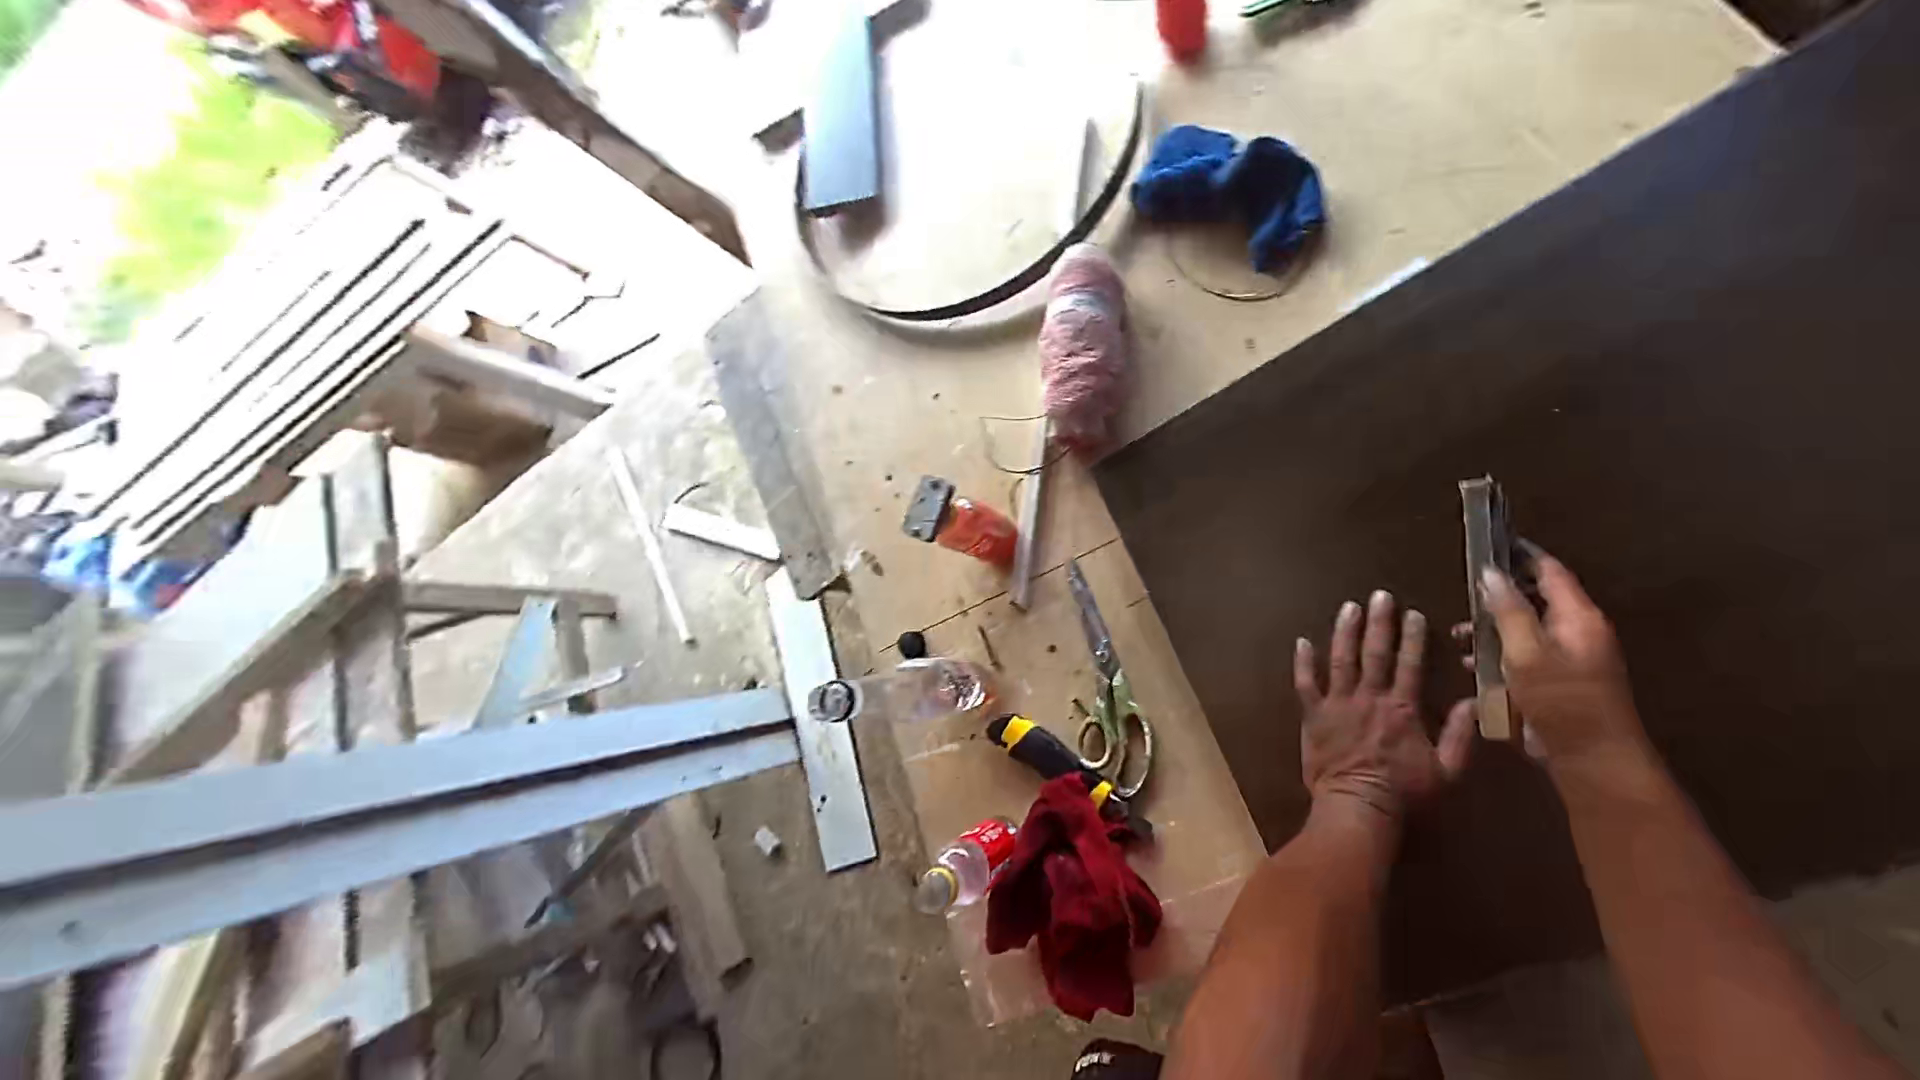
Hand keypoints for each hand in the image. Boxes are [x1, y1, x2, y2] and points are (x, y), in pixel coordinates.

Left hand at [1294, 590, 1474, 820]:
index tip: (1413, 613)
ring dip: (1344, 632)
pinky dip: (1302, 661)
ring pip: (1340, 659)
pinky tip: (1301, 641)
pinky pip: (1305, 683)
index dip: (1412, 637)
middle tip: (1380, 596)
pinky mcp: (1312, 714)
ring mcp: (1337, 703)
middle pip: (1375, 653)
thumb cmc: (1405, 793)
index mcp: (1403, 709)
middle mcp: (1369, 698)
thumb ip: (1462, 735)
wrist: (1357, 806)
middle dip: (1379, 623)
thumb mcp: (1448, 770)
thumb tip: (1475, 701)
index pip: (1410, 664)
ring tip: (1348, 607)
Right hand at [1472, 548, 1647, 766]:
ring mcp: (1566, 656)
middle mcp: (1576, 632)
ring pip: (1523, 627)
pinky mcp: (1553, 678)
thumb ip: (1508, 611)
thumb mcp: (1527, 652)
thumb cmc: (1561, 700)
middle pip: (1535, 598)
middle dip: (1498, 594)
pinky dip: (1495, 651)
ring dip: (1491, 626)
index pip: (1551, 572)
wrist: (1592, 758)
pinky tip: (1472, 661)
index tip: (1492, 539)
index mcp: (1578, 619)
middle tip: (1463, 591)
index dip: (1522, 553)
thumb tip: (1490, 573)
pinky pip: (1520, 652)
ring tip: (1458, 634)